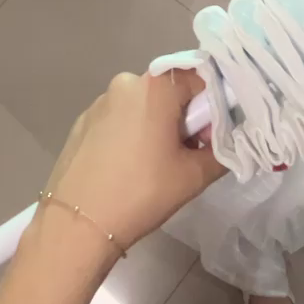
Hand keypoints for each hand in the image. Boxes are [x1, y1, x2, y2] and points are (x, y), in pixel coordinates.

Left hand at [43, 70, 227, 251]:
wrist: (78, 224)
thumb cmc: (141, 192)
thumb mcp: (194, 176)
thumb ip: (221, 150)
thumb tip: (226, 140)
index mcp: (156, 86)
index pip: (198, 79)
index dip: (210, 106)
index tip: (207, 137)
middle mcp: (127, 82)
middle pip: (168, 91)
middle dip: (182, 117)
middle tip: (182, 155)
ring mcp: (100, 101)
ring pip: (142, 105)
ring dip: (154, 125)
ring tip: (151, 165)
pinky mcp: (82, 120)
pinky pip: (118, 118)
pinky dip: (129, 134)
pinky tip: (124, 167)